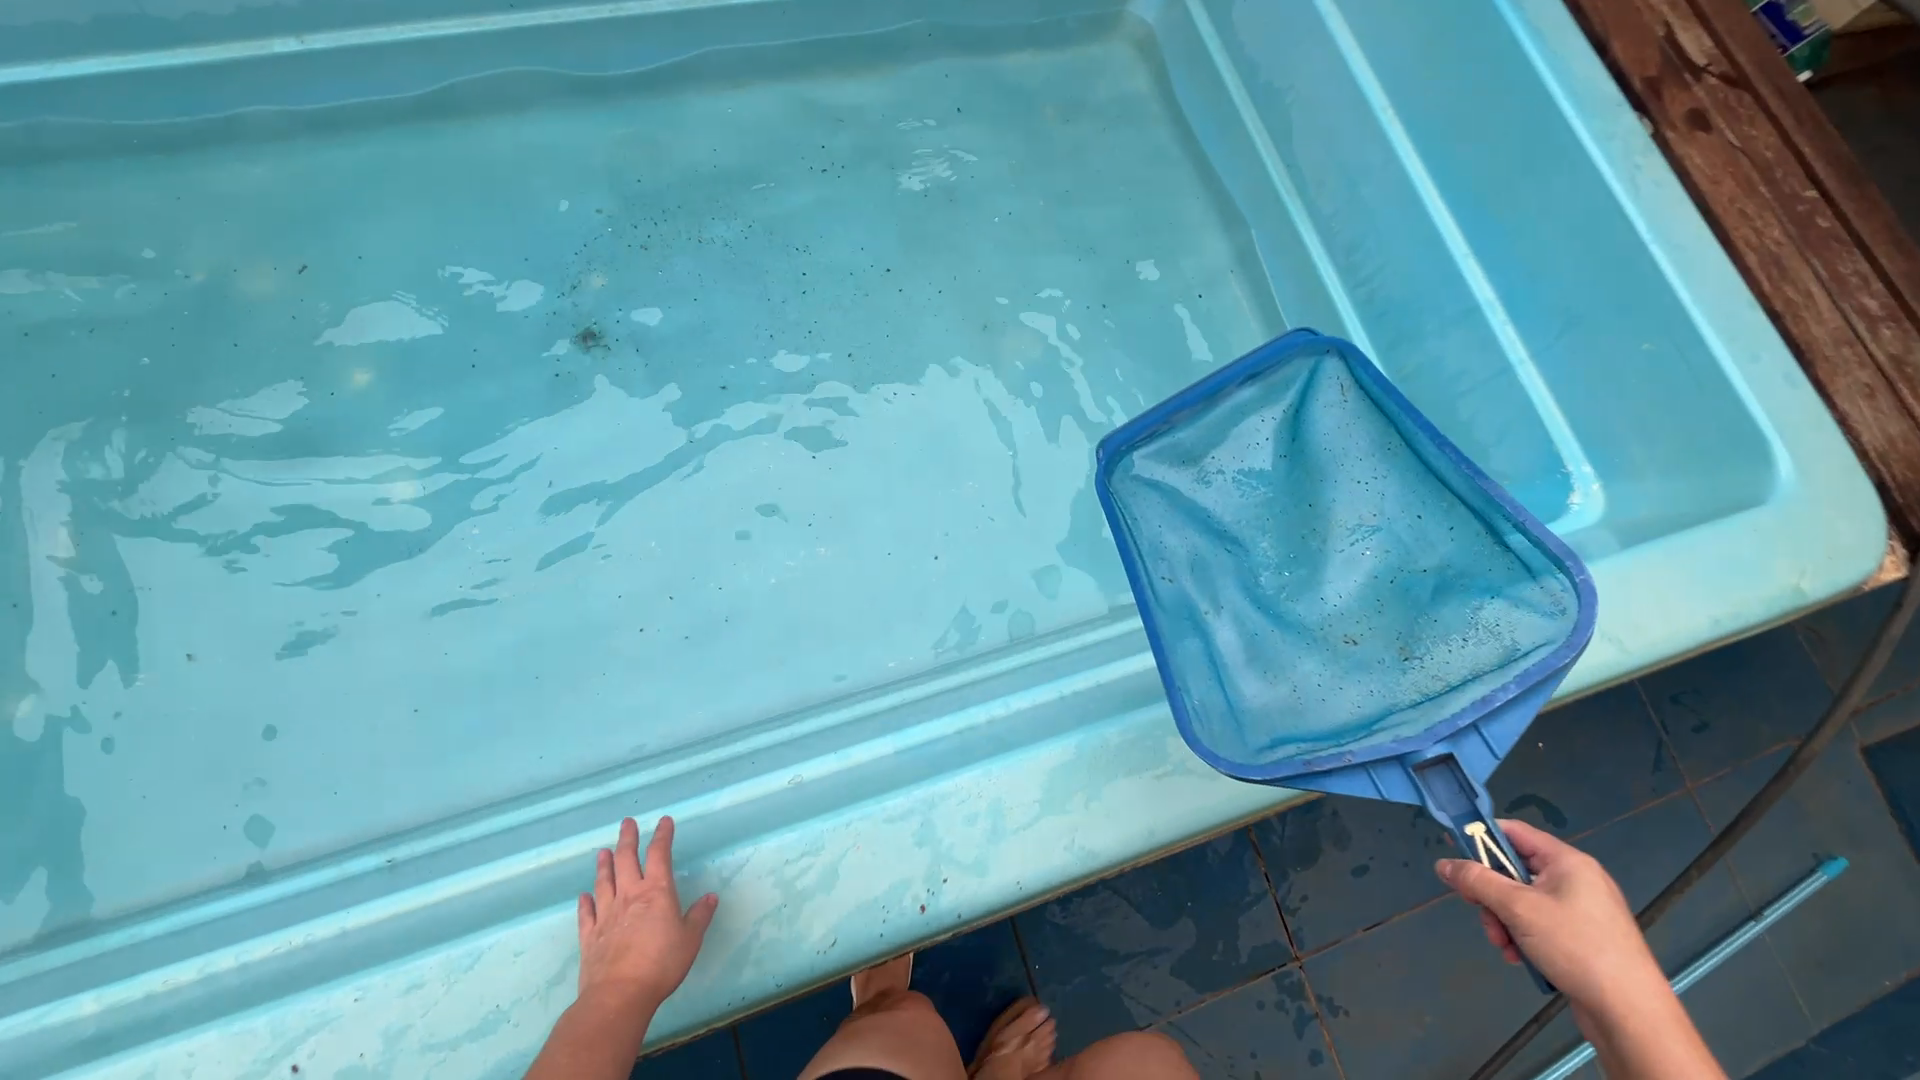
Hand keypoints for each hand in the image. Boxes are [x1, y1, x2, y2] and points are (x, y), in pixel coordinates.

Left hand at [576, 816, 719, 1012]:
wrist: (619, 994)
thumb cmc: (662, 964)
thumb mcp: (691, 939)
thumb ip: (699, 916)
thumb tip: (710, 897)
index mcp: (657, 892)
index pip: (659, 854)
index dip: (662, 836)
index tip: (664, 821)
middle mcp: (629, 896)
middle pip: (626, 860)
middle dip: (628, 839)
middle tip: (627, 823)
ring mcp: (606, 915)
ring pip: (604, 882)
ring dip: (604, 865)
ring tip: (603, 851)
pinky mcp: (590, 936)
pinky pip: (586, 914)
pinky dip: (585, 903)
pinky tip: (583, 896)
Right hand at [1434, 818, 1664, 1012]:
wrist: (1629, 1011)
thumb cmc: (1574, 946)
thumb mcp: (1517, 908)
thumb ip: (1476, 880)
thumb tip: (1444, 864)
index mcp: (1567, 861)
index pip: (1513, 832)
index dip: (1480, 837)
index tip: (1453, 853)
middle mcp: (1576, 879)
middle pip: (1514, 870)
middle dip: (1490, 893)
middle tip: (1478, 910)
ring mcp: (1582, 909)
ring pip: (1522, 900)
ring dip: (1503, 920)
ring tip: (1505, 945)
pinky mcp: (1583, 936)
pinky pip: (1539, 922)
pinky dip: (1522, 935)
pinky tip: (1520, 956)